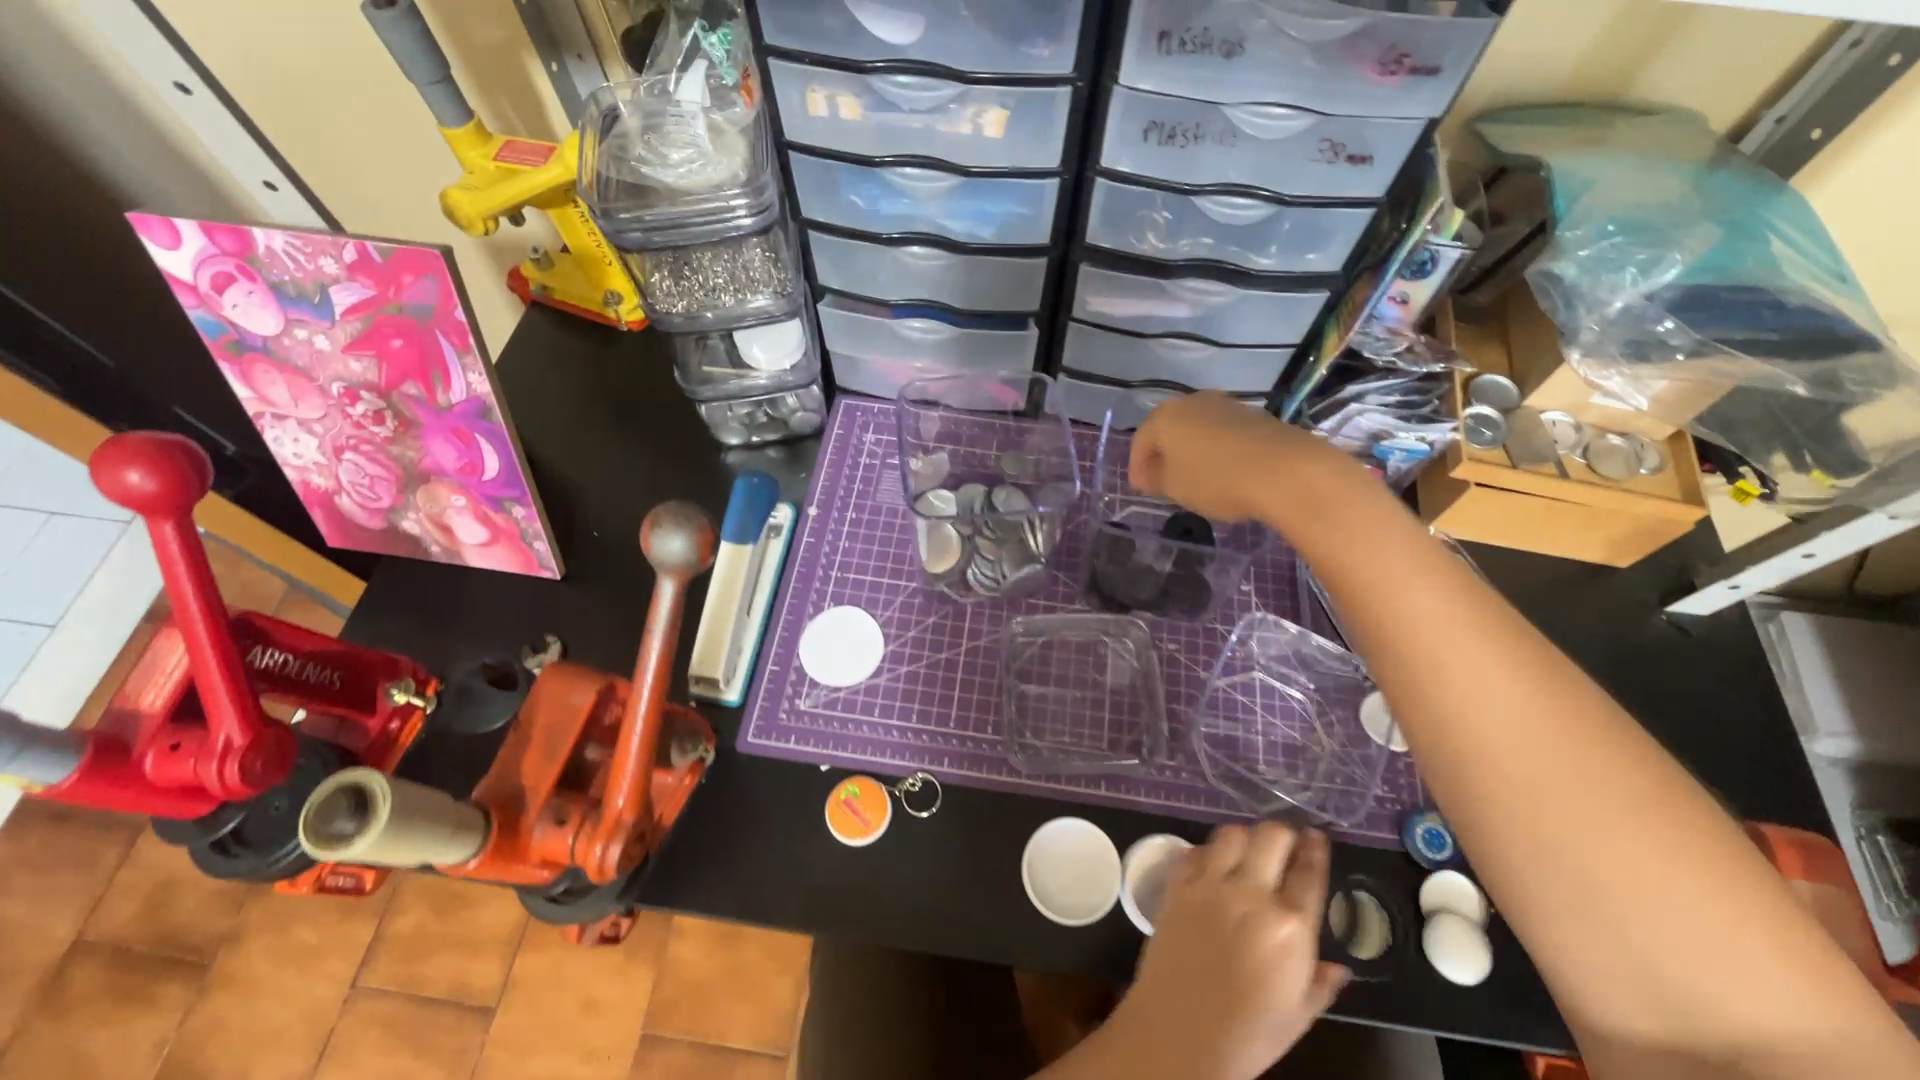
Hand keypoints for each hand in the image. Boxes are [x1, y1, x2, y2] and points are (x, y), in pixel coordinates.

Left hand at [1102, 824, 1348, 1079]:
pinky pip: (1193, 852)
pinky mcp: (1177, 890)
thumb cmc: (1248, 1033)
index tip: (1316, 837)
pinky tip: (1211, 867)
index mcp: (1291, 926)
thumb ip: (1321, 983)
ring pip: (1230, 834)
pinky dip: (1205, 852)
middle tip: (1284, 844)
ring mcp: (1210, 888)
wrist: (1180, 1035)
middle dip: (1283, 834)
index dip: (1315, 848)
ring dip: (1244, 838)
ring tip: (1248, 851)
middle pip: (1271, 836)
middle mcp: (1251, 895)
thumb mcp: (1299, 1015)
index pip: (1309, 870)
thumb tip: (1338, 967)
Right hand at [1129, 393, 1346, 523]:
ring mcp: (1227, 406)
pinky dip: (1218, 452)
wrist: (1285, 470)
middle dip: (1164, 455)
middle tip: (1163, 482)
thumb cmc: (1216, 479)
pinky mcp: (1256, 416)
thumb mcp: (1175, 487)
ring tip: (1195, 480)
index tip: (1141, 490)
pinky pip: (1224, 435)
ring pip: (1199, 430)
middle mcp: (1194, 402)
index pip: (1141, 441)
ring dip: (1192, 452)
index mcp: (1166, 416)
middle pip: (1170, 430)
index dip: (1137, 467)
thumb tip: (1152, 473)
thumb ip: (1157, 479)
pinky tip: (1224, 473)